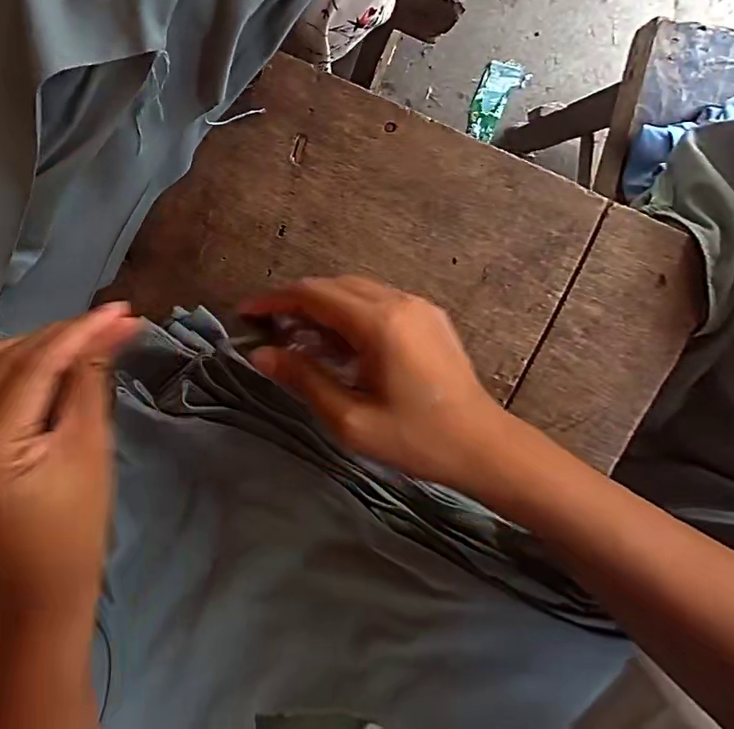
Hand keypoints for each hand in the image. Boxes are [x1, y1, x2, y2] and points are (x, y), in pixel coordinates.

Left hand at [0, 304, 139, 609]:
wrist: (42, 591)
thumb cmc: (77, 529)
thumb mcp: (90, 449)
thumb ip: (90, 379)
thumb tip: (111, 325)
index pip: (31, 370)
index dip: (77, 333)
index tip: (117, 311)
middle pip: (3, 361)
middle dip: (57, 336)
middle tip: (104, 323)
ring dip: (32, 348)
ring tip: (77, 342)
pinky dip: (11, 370)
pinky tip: (44, 366)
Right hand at [240, 276, 516, 489]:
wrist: (486, 447)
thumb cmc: (417, 439)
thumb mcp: (351, 419)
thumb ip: (303, 379)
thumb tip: (260, 354)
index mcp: (379, 323)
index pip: (314, 294)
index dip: (274, 300)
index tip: (247, 313)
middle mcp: (398, 301)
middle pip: (332, 286)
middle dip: (295, 302)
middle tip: (270, 331)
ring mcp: (417, 305)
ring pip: (354, 290)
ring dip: (322, 307)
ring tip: (299, 340)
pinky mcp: (428, 316)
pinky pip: (376, 301)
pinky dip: (348, 313)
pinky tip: (338, 344)